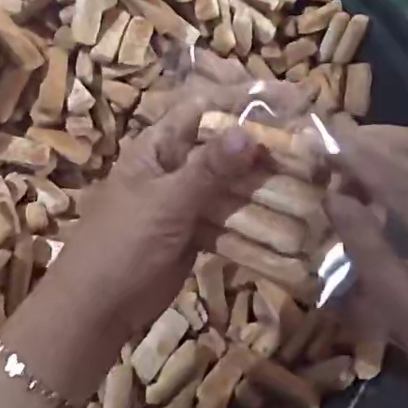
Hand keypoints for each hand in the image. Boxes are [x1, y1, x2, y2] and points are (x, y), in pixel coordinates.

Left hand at [43, 67, 299, 340]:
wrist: (98, 308)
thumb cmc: (123, 245)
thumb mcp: (165, 203)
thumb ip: (207, 170)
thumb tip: (248, 132)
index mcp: (158, 146)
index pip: (204, 108)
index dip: (243, 99)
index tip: (287, 99)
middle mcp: (175, 165)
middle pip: (224, 143)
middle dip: (263, 142)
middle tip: (309, 142)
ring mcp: (187, 198)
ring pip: (232, 180)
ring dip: (264, 179)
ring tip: (310, 175)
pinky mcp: (197, 229)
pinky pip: (231, 213)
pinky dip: (254, 214)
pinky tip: (289, 214)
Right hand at [323, 119, 407, 407]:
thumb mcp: (398, 312)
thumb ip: (367, 250)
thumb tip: (334, 197)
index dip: (364, 157)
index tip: (323, 143)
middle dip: (374, 140)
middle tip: (331, 152)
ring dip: (389, 146)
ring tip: (349, 165)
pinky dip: (406, 161)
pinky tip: (380, 181)